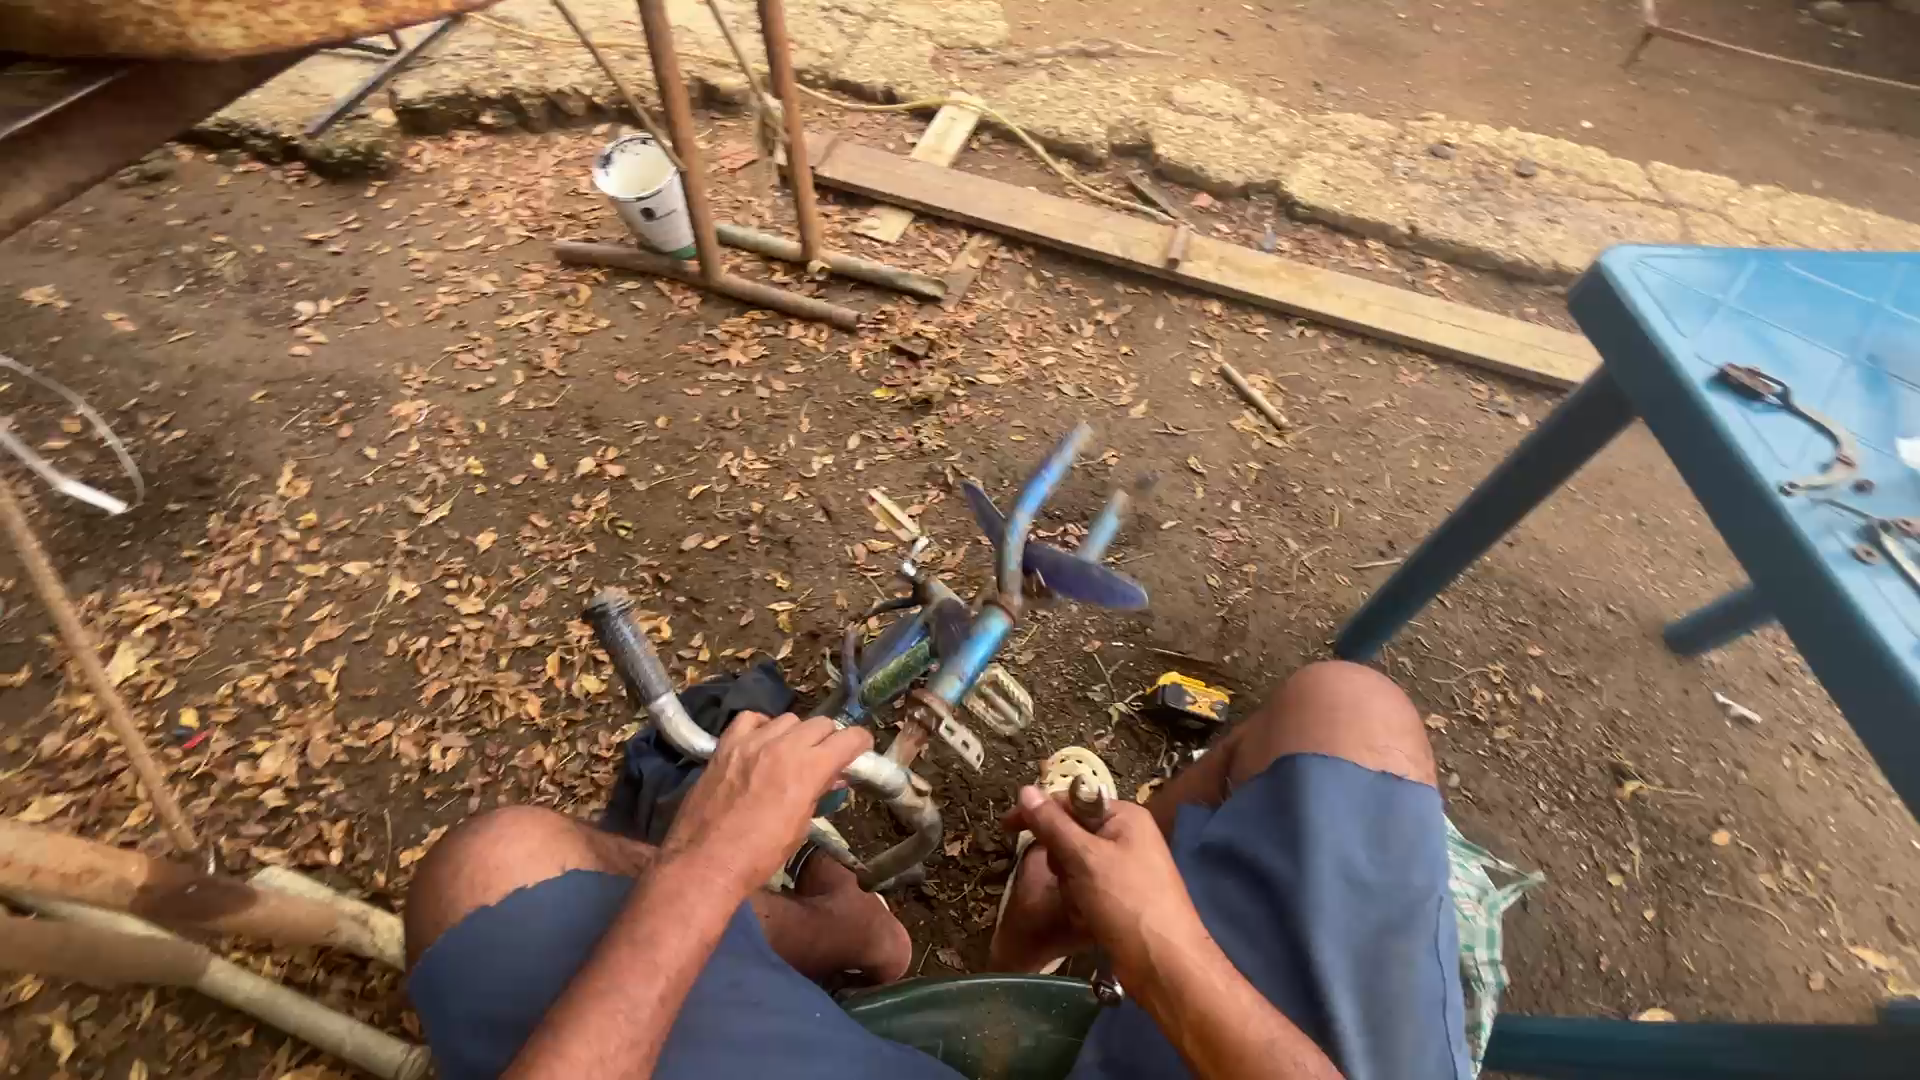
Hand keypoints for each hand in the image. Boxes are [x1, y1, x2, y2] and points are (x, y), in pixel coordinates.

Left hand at [662, 712, 871, 894]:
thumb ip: (818, 792)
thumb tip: (833, 776)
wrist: (704, 863)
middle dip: (829, 739)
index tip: (860, 751)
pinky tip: (761, 743)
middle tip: (824, 758)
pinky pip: (750, 719)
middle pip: (820, 723)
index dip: (859, 743)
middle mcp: (783, 746)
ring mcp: (751, 742)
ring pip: (788, 719)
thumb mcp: (800, 826)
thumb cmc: (759, 855)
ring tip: (790, 753)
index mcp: (808, 768)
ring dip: (796, 734)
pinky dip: (761, 726)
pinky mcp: (725, 745)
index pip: (848, 738)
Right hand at [1002, 785, 1207, 984]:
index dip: (1039, 812)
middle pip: (1071, 834)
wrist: (1166, 968)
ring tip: (1083, 905)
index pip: (1071, 801)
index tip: (1007, 827)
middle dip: (1061, 860)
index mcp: (1124, 816)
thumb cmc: (1127, 903)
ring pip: (1075, 865)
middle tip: (1066, 878)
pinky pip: (1086, 889)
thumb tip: (1025, 790)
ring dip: (1070, 887)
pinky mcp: (1121, 897)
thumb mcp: (1085, 858)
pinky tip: (1088, 919)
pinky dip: (1081, 903)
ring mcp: (1125, 869)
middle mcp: (1126, 837)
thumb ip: (1052, 824)